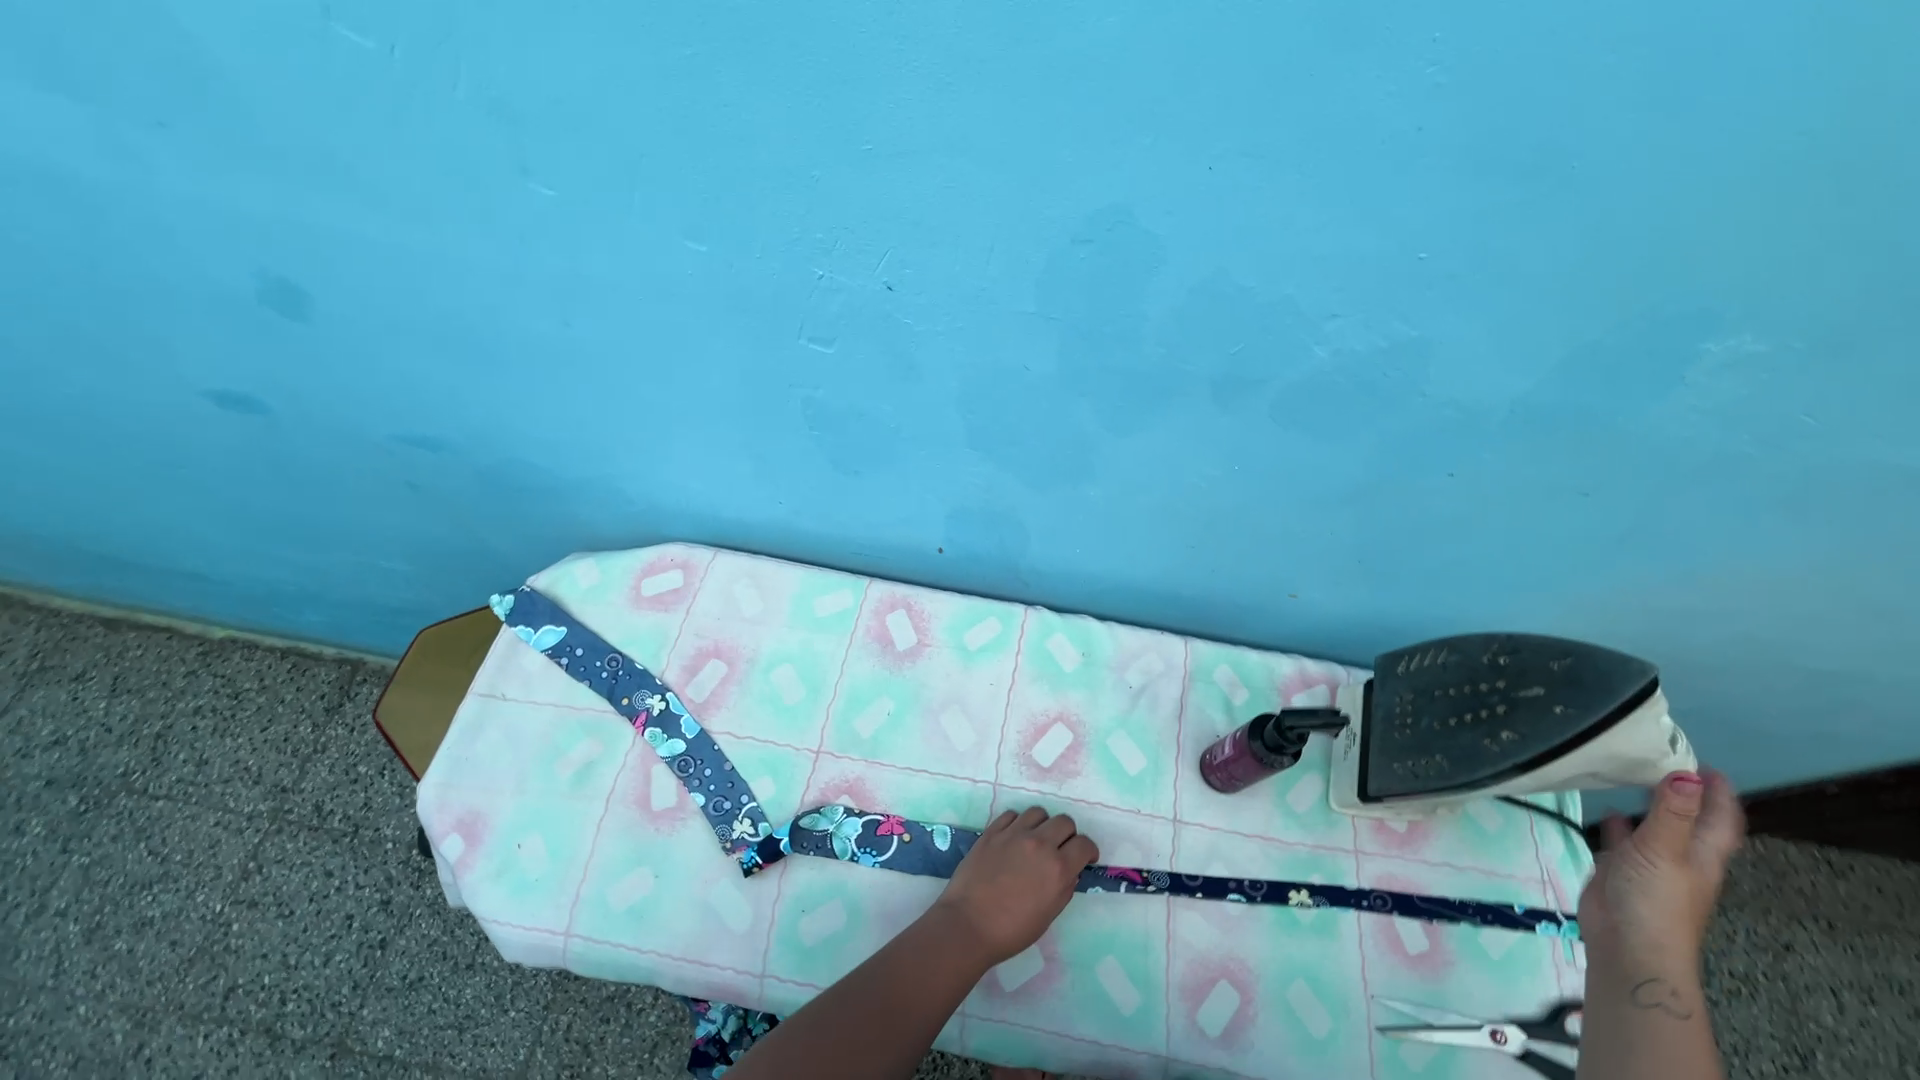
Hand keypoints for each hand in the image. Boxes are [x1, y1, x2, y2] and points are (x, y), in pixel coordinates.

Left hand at [931, 807, 1099, 965]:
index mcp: (1058, 868)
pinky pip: (1012, 815)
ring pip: (1038, 812)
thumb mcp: (1049, 915)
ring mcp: (1013, 834)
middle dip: (1068, 835)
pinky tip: (1014, 838)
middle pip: (1064, 822)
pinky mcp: (991, 832)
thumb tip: (1070, 872)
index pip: (1084, 844)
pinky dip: (1018, 823)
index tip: (1085, 858)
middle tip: (1061, 849)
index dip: (1088, 851)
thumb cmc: (1012, 930)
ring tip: (1036, 840)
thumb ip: (1065, 888)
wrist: (968, 924)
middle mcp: (1039, 844)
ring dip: (1043, 825)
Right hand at [1579, 768, 1744, 963]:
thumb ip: (1672, 812)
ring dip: (1651, 806)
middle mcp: (1681, 858)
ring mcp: (1651, 867)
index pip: (1720, 819)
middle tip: (1664, 762)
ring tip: (1634, 776)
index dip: (1719, 794)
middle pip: (1689, 822)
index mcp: (1702, 854)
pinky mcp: (1622, 873)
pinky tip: (1606, 810)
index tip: (1705, 764)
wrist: (1628, 947)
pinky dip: (1619, 825)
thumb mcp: (1664, 850)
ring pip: (1656, 830)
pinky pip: (1624, 842)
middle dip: (1684, 795)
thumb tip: (1687, 773)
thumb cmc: (1655, 899)